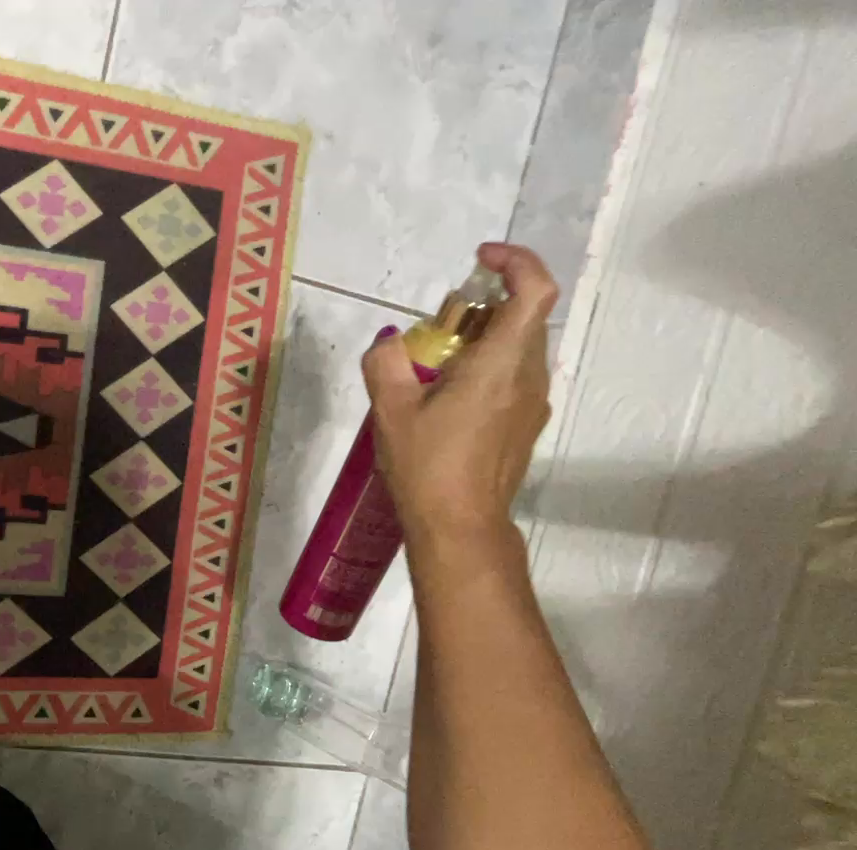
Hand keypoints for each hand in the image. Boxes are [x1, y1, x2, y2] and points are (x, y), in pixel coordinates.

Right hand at [363, 242, 557, 542]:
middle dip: (484, 306)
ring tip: (433, 365)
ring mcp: (533, 402)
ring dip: (482, 340)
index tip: (480, 258)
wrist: (460, 522)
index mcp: (501, 364)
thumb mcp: (390, 410)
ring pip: (517, 350)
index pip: (533, 291)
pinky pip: (512, 378)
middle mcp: (529, 375)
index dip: (516, 262)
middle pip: (523, 319)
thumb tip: (388, 340)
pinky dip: (485, 368)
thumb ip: (385, 364)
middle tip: (436, 323)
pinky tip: (445, 398)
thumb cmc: (426, 463)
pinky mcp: (525, 424)